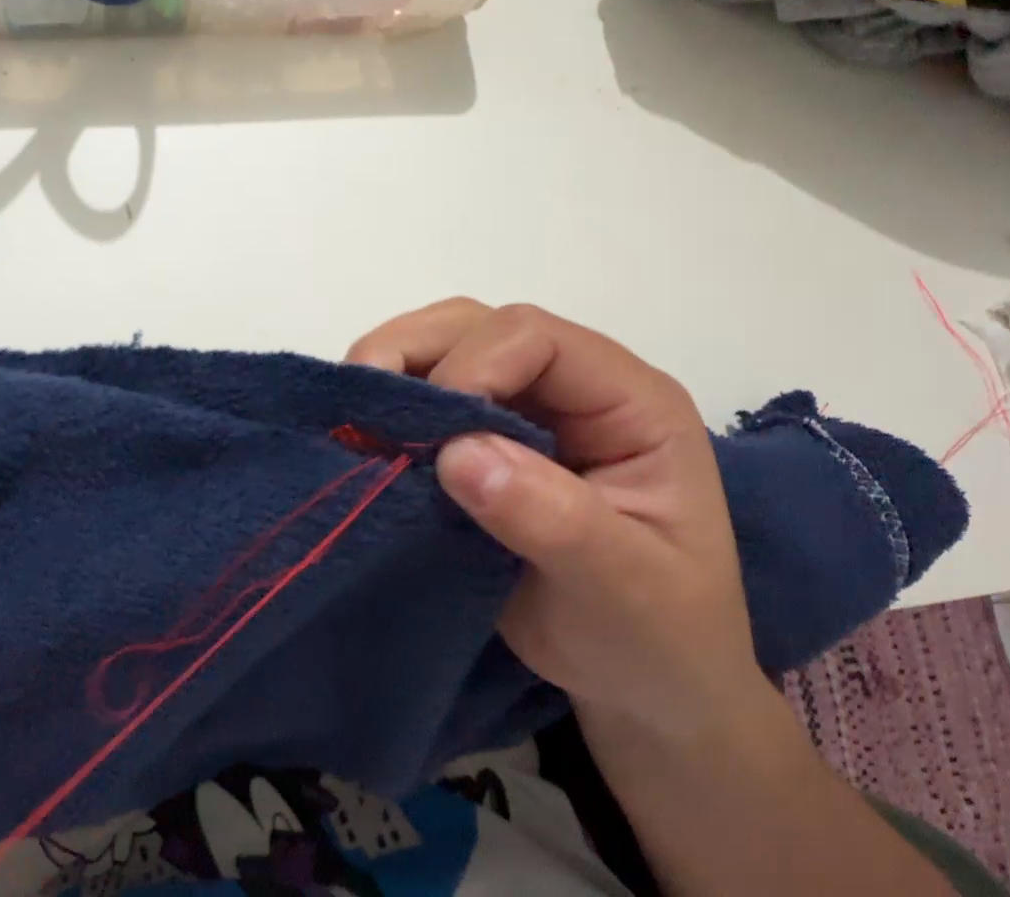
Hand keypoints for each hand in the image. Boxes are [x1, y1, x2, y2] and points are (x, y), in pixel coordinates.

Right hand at [347, 299, 773, 741]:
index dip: (472, 367)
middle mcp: (572, 391)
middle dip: (410, 353)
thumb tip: (456, 454)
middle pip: (478, 327)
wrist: (642, 683)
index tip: (433, 441)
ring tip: (353, 424)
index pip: (535, 339)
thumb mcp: (624, 588)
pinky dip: (385, 414)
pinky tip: (359, 444)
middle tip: (360, 403)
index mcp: (629, 403)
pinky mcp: (480, 446)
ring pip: (441, 352)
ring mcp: (524, 414)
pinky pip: (423, 403)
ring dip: (389, 377)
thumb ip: (552, 517)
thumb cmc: (656, 636)